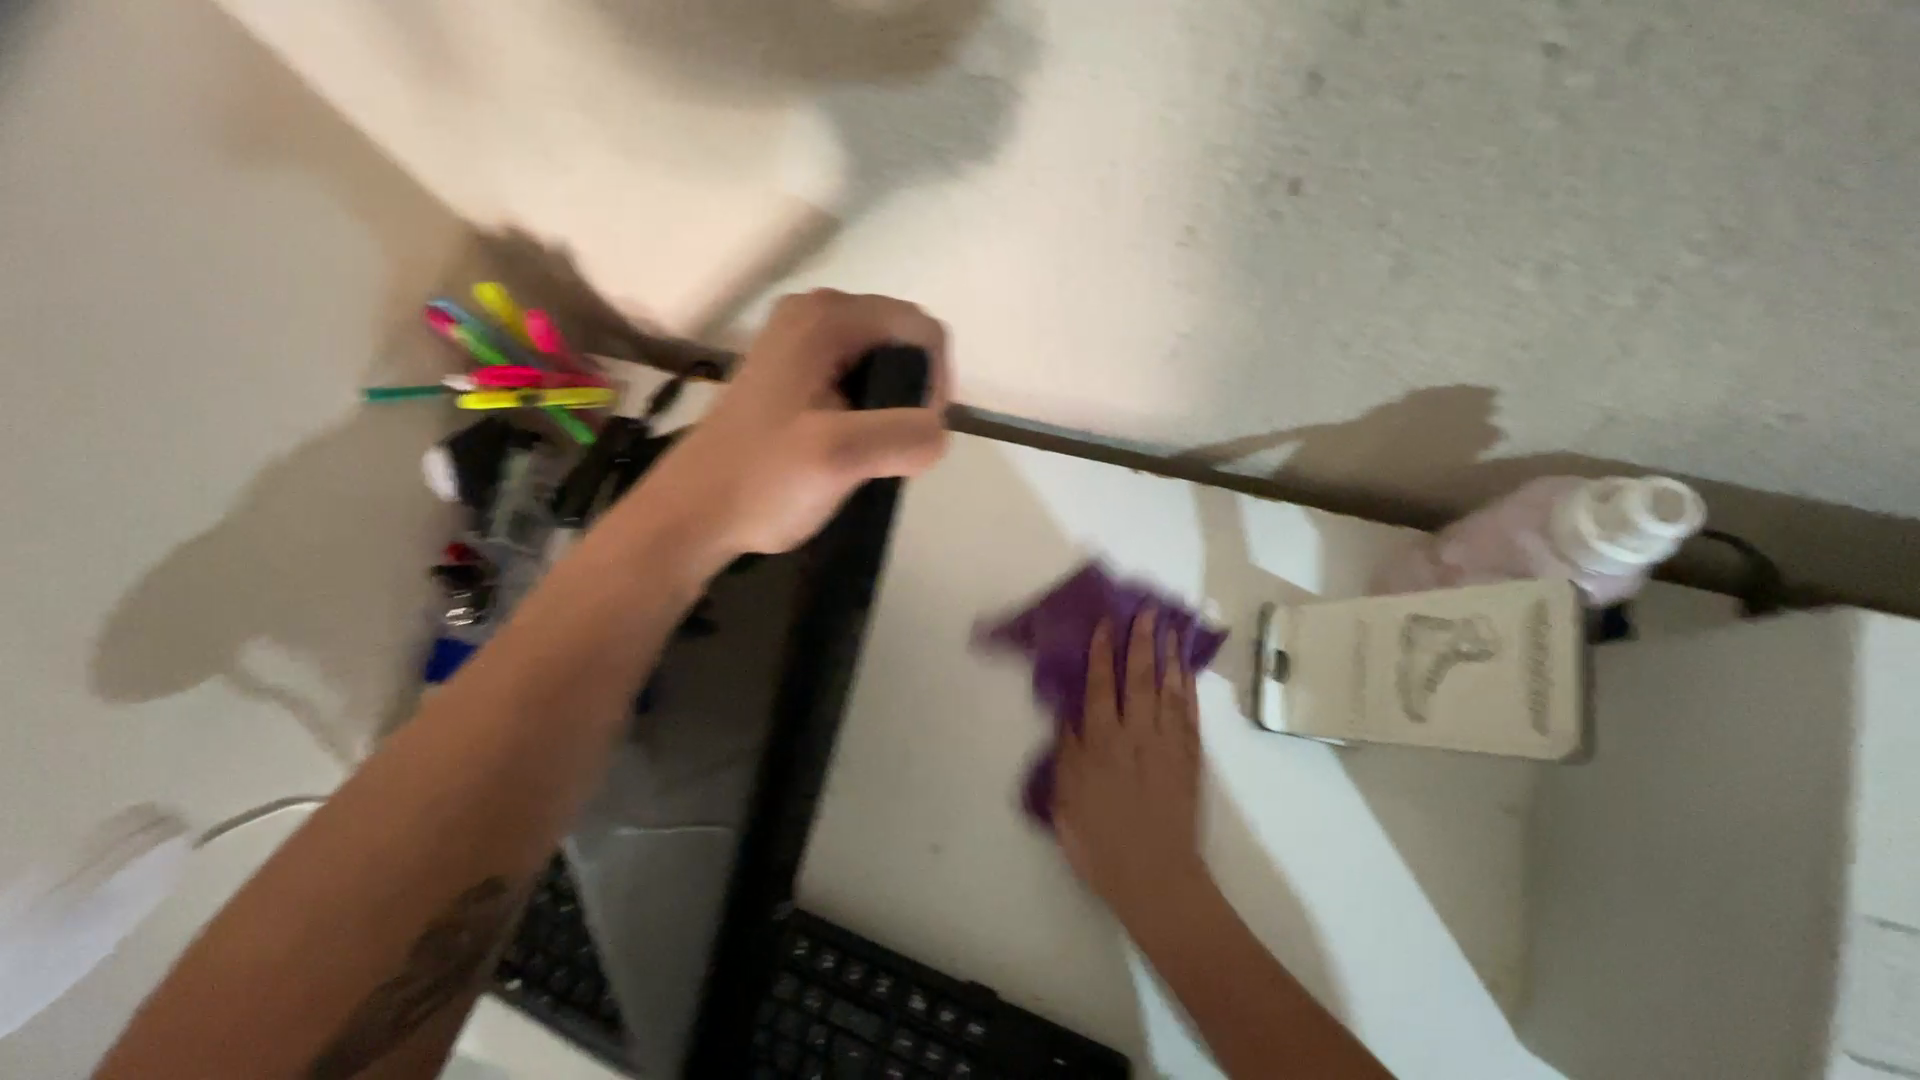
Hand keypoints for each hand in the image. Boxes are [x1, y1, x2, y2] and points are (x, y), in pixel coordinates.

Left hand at [633, 289, 949, 557]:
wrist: (692, 514)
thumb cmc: (762, 480)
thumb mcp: (841, 457)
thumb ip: (905, 435)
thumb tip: (937, 432)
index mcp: (826, 317)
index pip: (923, 332)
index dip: (935, 386)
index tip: (915, 440)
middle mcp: (812, 313)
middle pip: (903, 344)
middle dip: (912, 398)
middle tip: (891, 453)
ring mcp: (797, 341)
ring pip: (881, 365)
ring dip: (891, 410)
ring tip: (869, 456)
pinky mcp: (790, 372)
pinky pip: (854, 379)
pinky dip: (866, 412)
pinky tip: (847, 449)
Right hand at [1054, 608, 1210, 925]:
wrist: (1153, 876)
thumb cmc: (1099, 842)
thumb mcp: (1066, 799)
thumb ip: (1067, 752)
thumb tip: (1066, 712)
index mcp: (1100, 742)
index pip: (1099, 686)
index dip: (1101, 653)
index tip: (1104, 623)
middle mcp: (1135, 734)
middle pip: (1138, 678)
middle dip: (1141, 641)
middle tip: (1146, 611)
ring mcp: (1167, 744)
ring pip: (1168, 689)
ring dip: (1168, 656)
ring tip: (1169, 628)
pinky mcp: (1189, 759)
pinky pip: (1189, 715)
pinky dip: (1187, 689)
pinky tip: (1185, 671)